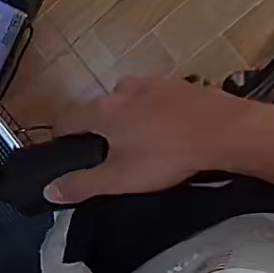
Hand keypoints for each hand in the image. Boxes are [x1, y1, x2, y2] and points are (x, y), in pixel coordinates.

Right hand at [46, 76, 270, 203]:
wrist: (223, 131)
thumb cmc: (167, 156)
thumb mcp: (120, 179)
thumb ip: (83, 184)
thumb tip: (50, 190)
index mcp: (103, 111)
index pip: (66, 119)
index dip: (60, 137)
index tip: (64, 151)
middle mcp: (123, 89)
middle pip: (99, 110)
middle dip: (101, 131)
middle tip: (112, 157)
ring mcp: (153, 83)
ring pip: (129, 102)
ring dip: (130, 120)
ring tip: (145, 146)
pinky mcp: (179, 84)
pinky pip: (157, 100)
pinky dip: (157, 114)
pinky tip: (171, 133)